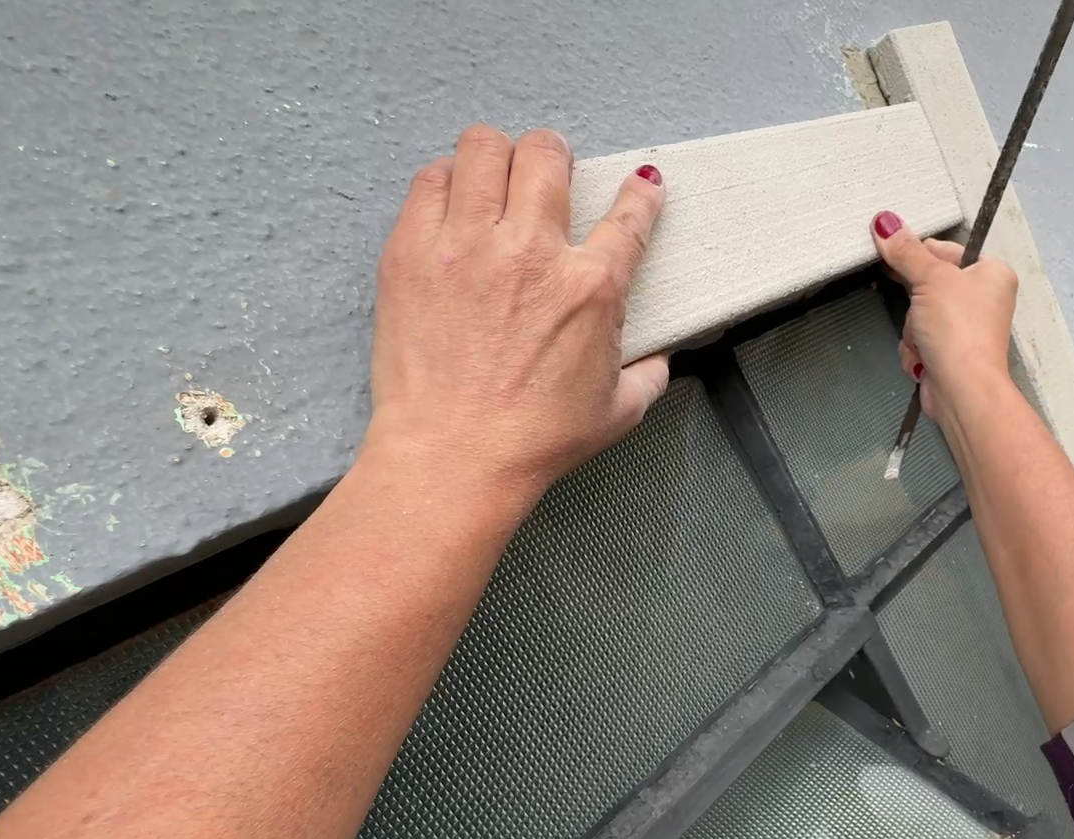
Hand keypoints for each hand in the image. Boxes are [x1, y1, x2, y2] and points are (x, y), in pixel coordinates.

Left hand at [362, 124, 669, 520]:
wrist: (456, 455)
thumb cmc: (540, 439)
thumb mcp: (620, 411)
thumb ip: (650, 373)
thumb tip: (660, 355)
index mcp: (592, 289)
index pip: (629, 217)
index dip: (642, 194)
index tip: (643, 184)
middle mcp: (533, 253)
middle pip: (546, 155)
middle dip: (556, 155)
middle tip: (553, 172)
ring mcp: (467, 245)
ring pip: (483, 148)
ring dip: (500, 156)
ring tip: (498, 178)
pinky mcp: (413, 251)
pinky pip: (430, 179)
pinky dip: (448, 180)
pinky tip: (455, 202)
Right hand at [870, 210, 1017, 425]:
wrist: (962, 389)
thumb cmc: (958, 328)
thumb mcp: (930, 278)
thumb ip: (906, 251)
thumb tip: (885, 221)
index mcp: (992, 273)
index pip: (947, 251)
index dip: (920, 256)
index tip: (897, 260)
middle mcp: (983, 300)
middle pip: (929, 286)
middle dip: (915, 306)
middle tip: (920, 314)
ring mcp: (965, 330)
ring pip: (918, 317)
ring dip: (912, 331)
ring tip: (925, 342)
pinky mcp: (949, 355)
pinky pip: (919, 341)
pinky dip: (915, 351)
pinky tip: (923, 360)